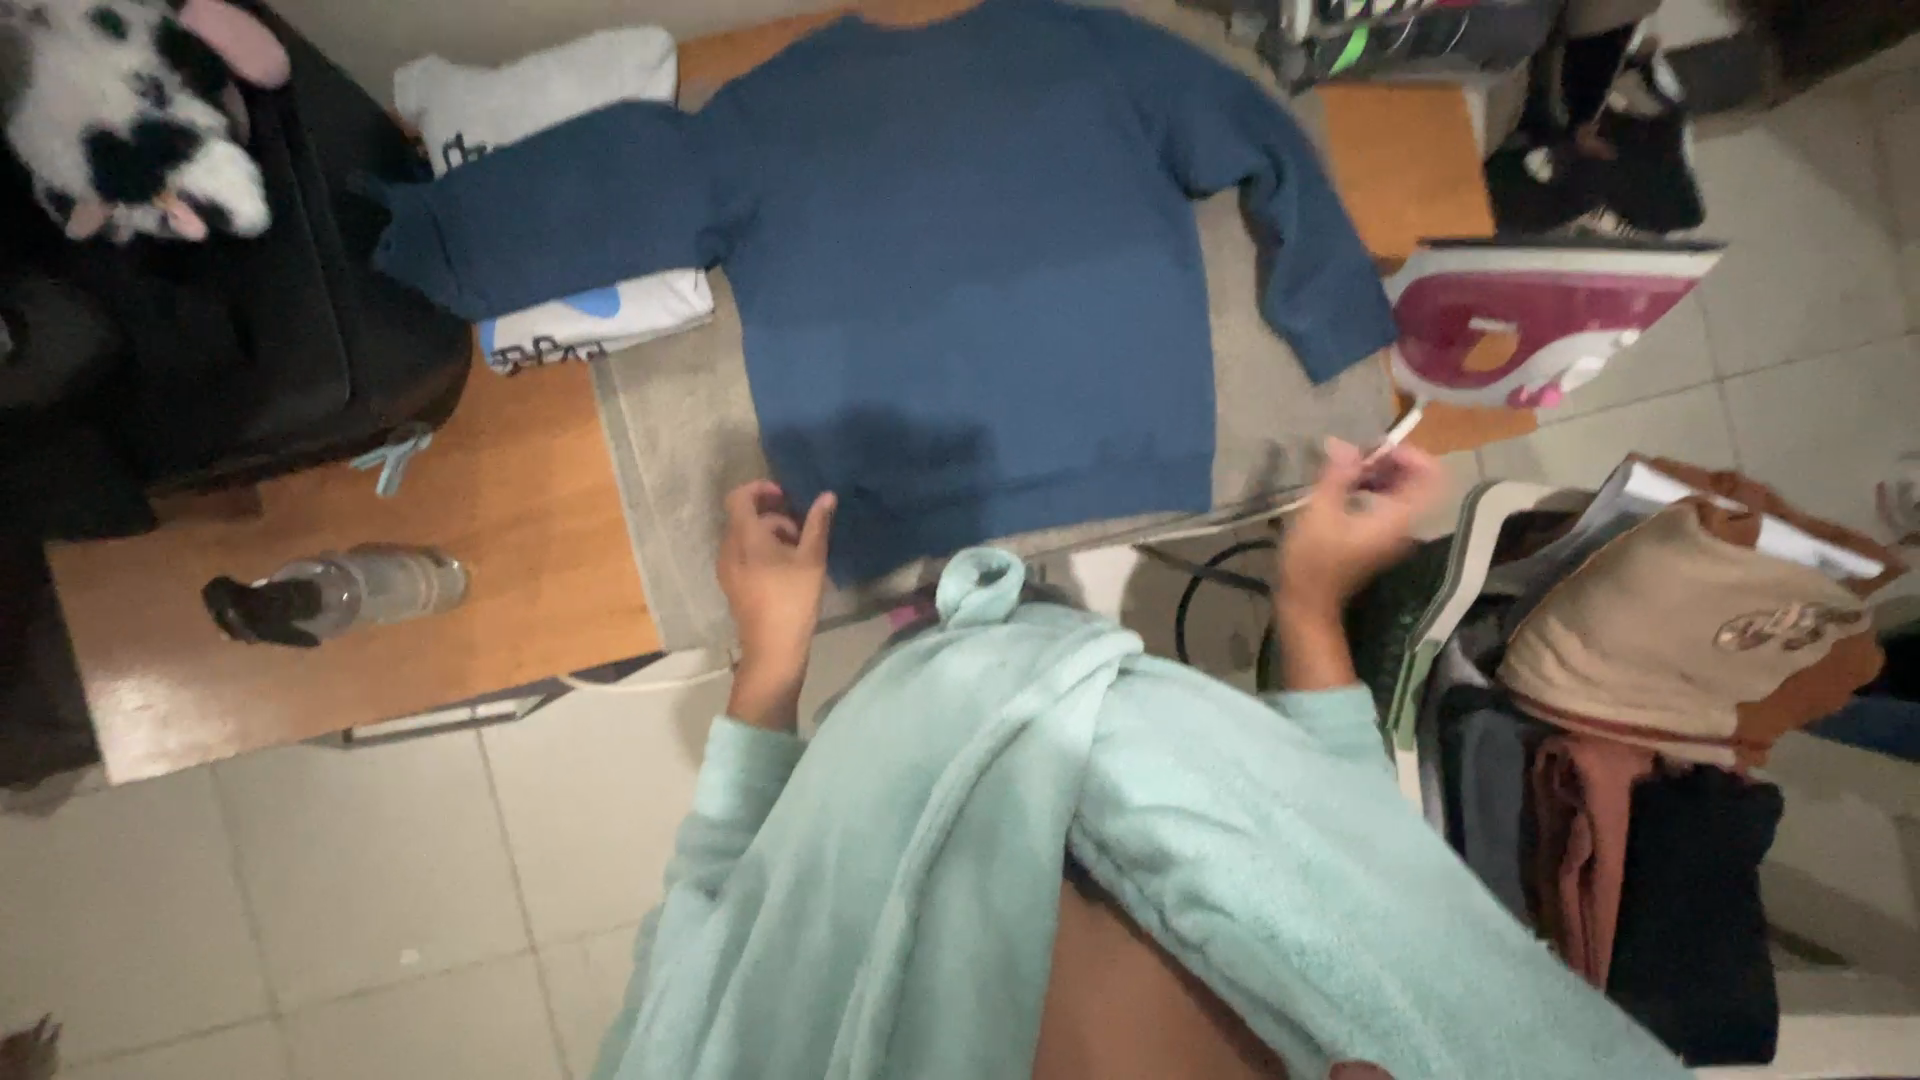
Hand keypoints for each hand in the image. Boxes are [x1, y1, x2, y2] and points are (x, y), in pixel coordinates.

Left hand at [717, 480, 835, 729]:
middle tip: (802, 532)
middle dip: (774, 517)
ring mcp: (726, 568)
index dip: (760, 489)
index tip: (785, 496)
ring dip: (770, 535)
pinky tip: (786, 570)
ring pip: (745, 538)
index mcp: (745, 538)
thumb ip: (817, 524)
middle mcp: (729, 549)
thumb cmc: (793, 600)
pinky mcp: (731, 584)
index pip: (739, 497)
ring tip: (798, 554)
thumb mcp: (812, 559)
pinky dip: (762, 551)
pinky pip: (743, 555)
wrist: (772, 649)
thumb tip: (827, 496)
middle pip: (745, 518)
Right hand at [1275, 437, 1444, 619]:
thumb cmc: (1312, 559)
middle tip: (1356, 454)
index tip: (1375, 447)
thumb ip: (1336, 476)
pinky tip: (1345, 486)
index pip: (1431, 476)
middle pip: (1418, 481)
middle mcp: (1404, 524)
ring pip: (1402, 491)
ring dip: (1379, 473)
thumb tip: (1344, 444)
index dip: (1409, 454)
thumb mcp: (1319, 512)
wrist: (1307, 601)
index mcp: (1397, 518)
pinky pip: (1388, 504)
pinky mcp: (1379, 537)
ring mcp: (1393, 533)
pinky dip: (1373, 488)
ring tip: (1347, 467)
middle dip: (1390, 461)